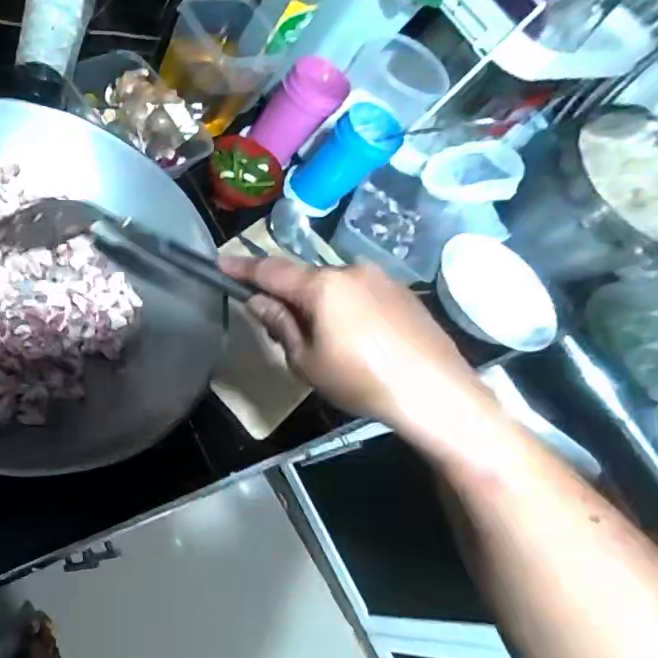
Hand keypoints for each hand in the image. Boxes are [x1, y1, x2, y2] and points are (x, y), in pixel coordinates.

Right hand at [219, 255, 497, 454]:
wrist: (437, 394)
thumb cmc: (361, 381)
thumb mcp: (307, 362)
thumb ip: (281, 326)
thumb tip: (260, 302)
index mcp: (323, 286)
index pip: (271, 271)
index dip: (243, 268)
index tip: (220, 263)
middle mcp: (351, 271)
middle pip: (304, 278)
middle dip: (286, 295)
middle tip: (276, 327)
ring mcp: (382, 279)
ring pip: (333, 286)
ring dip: (317, 303)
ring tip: (320, 342)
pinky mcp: (402, 294)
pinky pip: (358, 294)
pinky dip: (343, 308)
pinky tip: (352, 340)